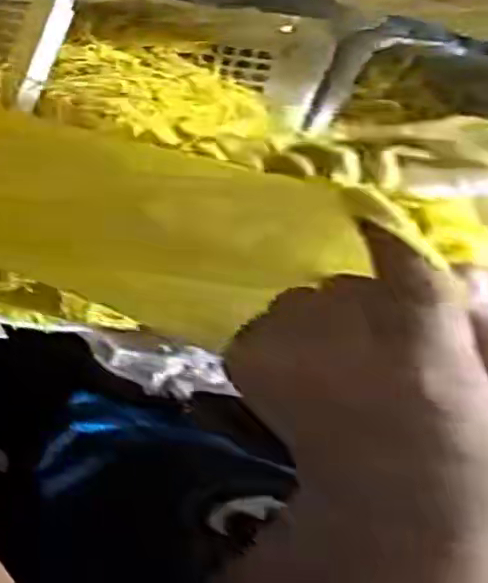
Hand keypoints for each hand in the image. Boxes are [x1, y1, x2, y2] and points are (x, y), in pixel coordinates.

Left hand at [226, 224, 487, 566]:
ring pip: (296, 300)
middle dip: (363, 304)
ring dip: (318, 319)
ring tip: (345, 367)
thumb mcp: (482, 378)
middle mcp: (342, 338)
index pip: (405, 277)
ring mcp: (281, 343)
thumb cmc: (453, 437)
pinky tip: (309, 376)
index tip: (366, 213)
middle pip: (343, 287)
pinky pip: (261, 324)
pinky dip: (283, 340)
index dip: (387, 241)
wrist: (386, 491)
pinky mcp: (239, 353)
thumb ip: (472, 322)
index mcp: (421, 351)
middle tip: (384, 348)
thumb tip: (460, 264)